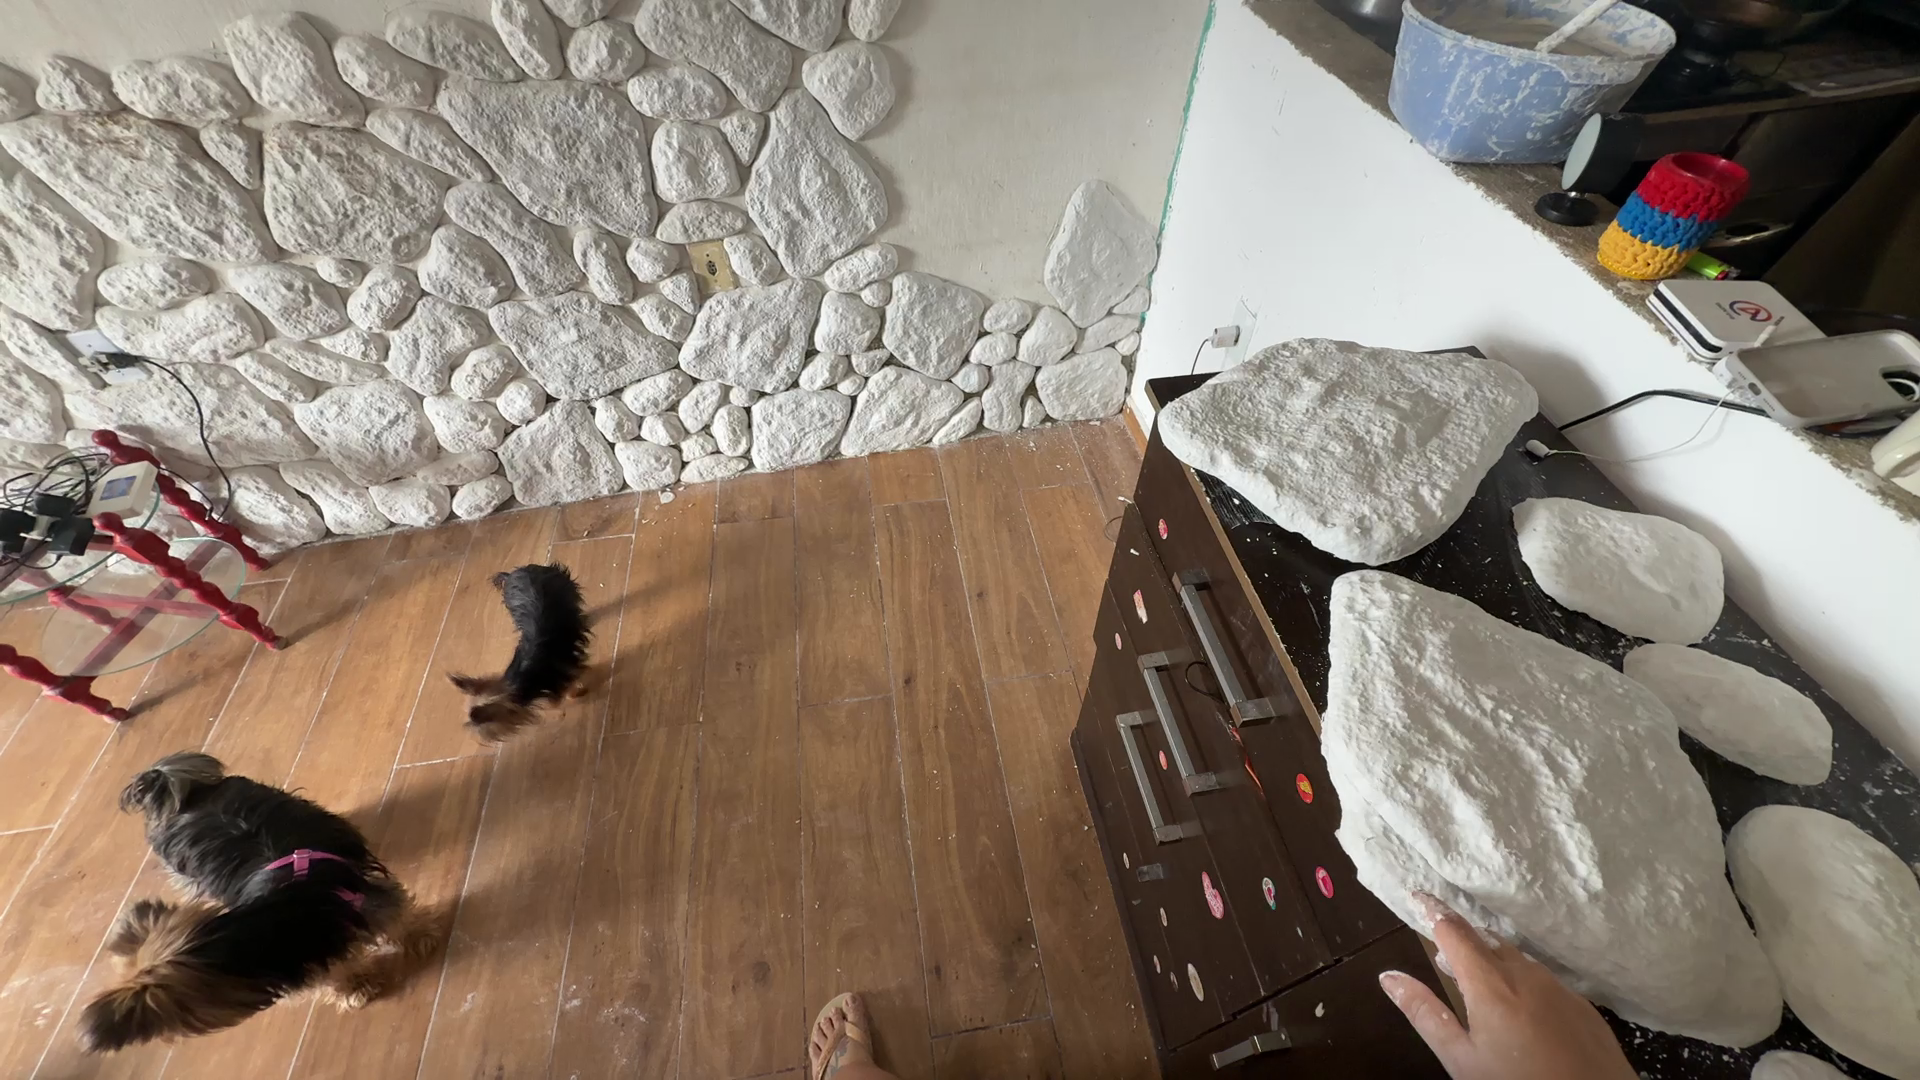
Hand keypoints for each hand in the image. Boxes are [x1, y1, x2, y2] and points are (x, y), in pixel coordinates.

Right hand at [1379, 894, 1636, 1079]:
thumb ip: (1425, 1013)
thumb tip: (1387, 976)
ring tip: (1480, 980)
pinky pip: (1547, 981)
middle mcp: (1527, 977)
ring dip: (1493, 958)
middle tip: (1443, 952)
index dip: (1432, 910)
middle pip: (1487, 940)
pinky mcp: (1589, 1013)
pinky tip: (1523, 1006)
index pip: (1453, 930)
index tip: (1418, 895)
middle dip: (1462, 938)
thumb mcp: (1462, 1061)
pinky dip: (1524, 979)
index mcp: (1490, 984)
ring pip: (1518, 959)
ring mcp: (1563, 993)